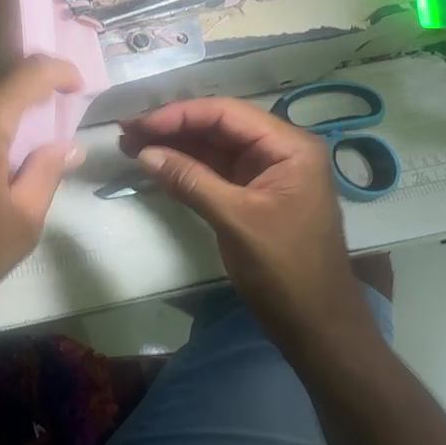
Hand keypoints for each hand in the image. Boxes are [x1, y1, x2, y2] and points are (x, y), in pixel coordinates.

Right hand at [119, 97, 372, 345]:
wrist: (318, 330)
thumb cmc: (286, 272)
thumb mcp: (236, 221)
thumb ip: (190, 180)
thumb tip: (143, 153)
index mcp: (289, 147)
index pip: (226, 113)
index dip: (179, 115)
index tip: (139, 124)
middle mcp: (279, 150)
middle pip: (218, 125)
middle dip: (172, 127)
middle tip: (127, 131)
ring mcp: (265, 172)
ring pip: (212, 145)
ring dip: (173, 144)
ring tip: (130, 144)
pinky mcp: (252, 193)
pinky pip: (213, 169)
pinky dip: (184, 166)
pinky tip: (155, 165)